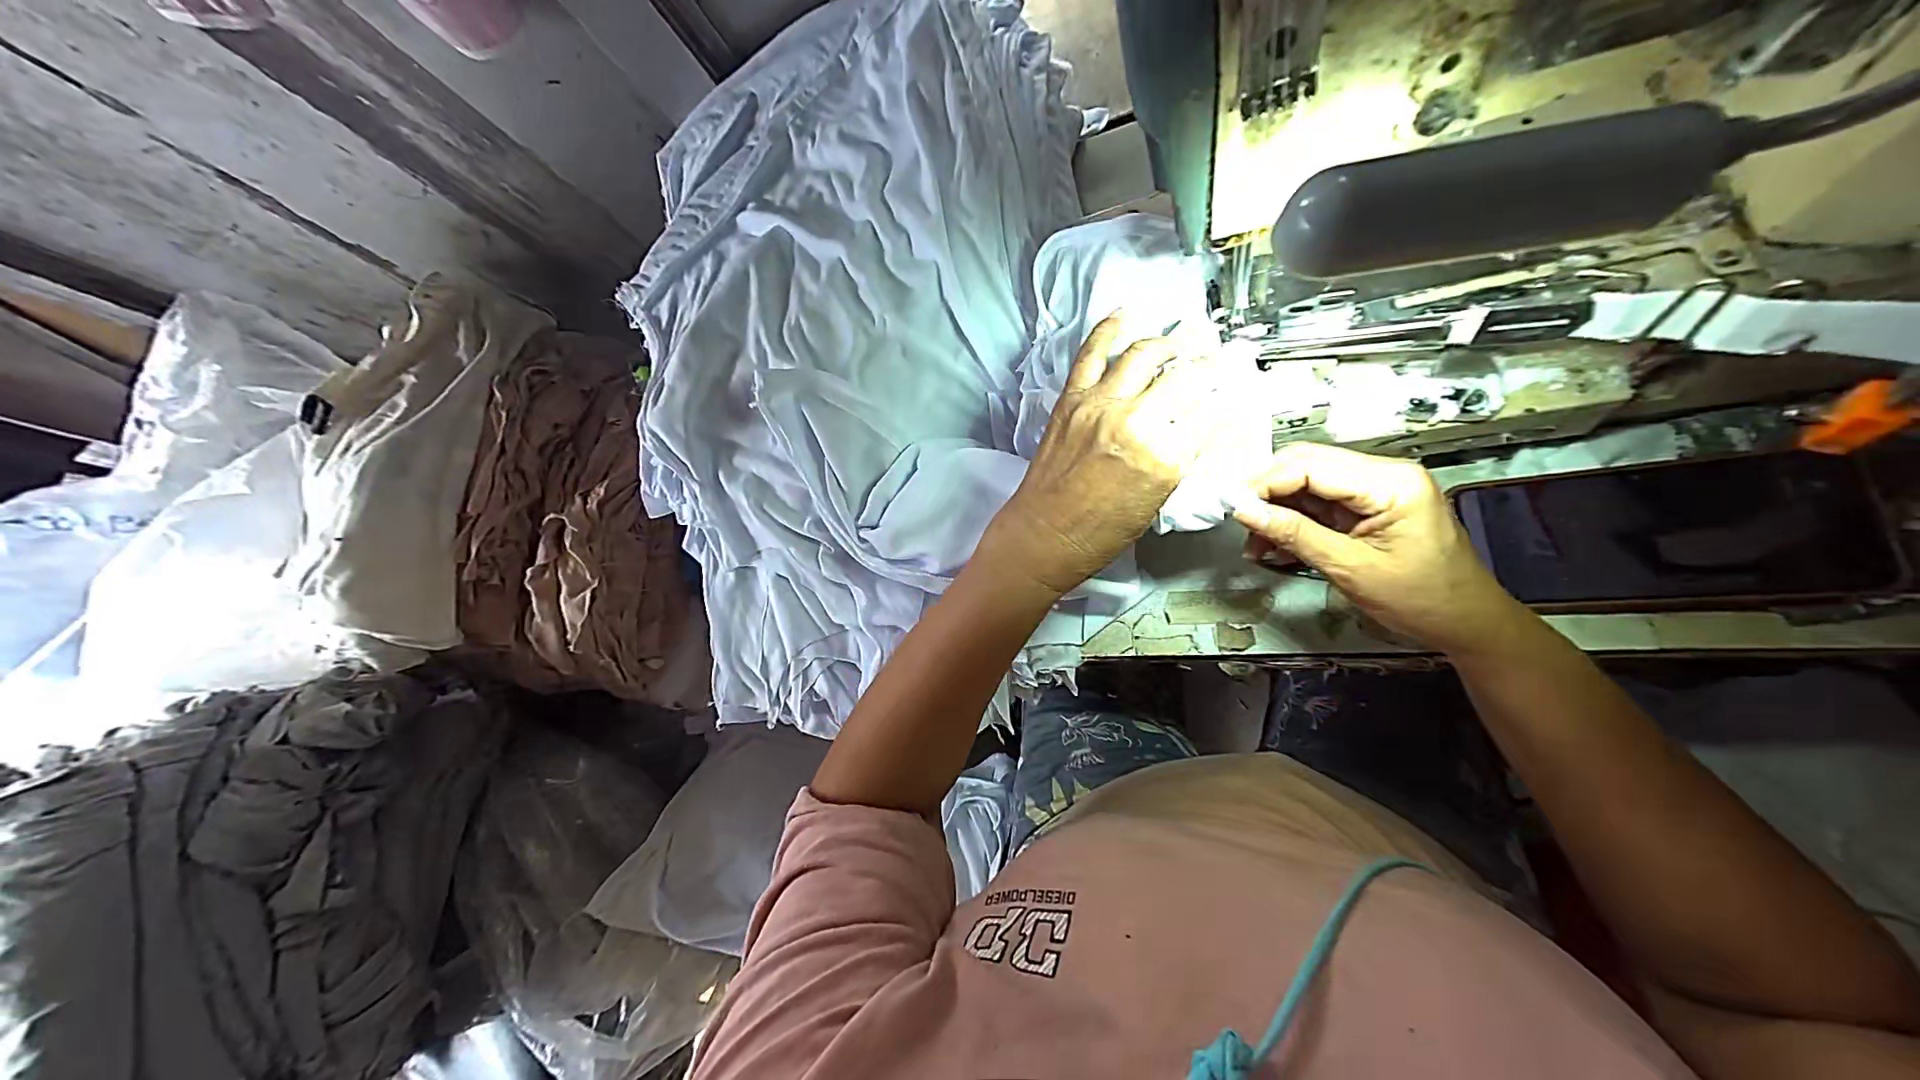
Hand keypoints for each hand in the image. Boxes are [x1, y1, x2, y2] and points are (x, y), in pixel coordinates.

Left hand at [979, 313, 1224, 596]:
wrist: (1044, 536)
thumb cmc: (1097, 532)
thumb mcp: (1156, 502)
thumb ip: (1180, 460)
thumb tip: (1201, 430)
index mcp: (1163, 458)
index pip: (1211, 411)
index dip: (1229, 395)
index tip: (1237, 385)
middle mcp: (1133, 424)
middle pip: (1186, 376)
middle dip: (1210, 363)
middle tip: (1219, 356)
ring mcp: (1099, 406)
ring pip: (1144, 354)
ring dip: (1169, 342)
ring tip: (1182, 338)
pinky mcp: (1072, 401)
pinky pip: (1092, 354)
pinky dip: (1108, 330)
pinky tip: (1124, 315)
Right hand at [1231, 442, 1529, 655]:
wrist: (1466, 622)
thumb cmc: (1424, 599)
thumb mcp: (1351, 568)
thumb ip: (1295, 534)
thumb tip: (1246, 511)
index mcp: (1391, 482)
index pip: (1311, 466)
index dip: (1266, 484)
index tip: (1234, 507)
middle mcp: (1384, 474)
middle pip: (1307, 466)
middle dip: (1267, 493)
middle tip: (1240, 523)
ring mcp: (1375, 489)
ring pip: (1307, 484)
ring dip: (1277, 511)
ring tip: (1256, 544)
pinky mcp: (1367, 506)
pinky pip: (1318, 504)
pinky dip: (1293, 522)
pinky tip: (1275, 544)